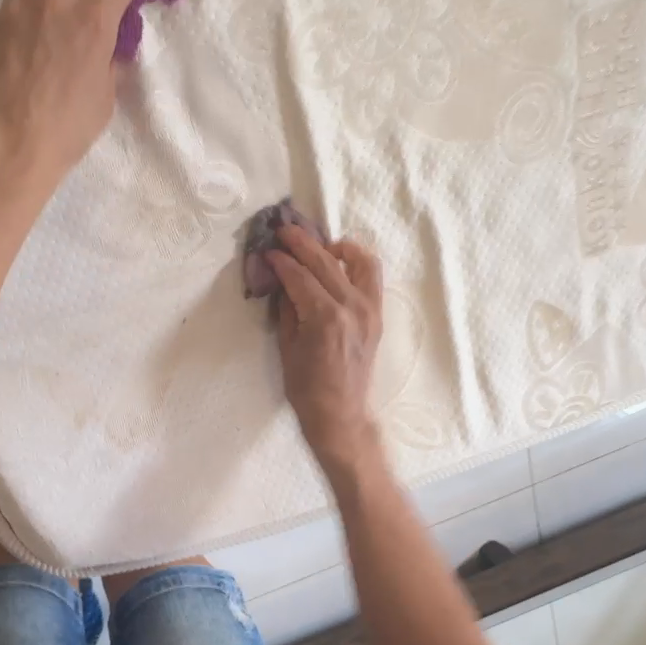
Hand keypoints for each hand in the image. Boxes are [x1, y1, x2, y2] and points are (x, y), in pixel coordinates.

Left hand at [0, 0, 135, 199]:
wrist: (11, 146)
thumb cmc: (67, 131)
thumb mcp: (104, 101)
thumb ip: (107, 64)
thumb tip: (109, 52)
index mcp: (92, 22)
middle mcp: (53, 2)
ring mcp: (15, 10)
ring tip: (37, 17)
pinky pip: (4, 11)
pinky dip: (13, 25)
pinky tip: (16, 56)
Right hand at [268, 226, 384, 472]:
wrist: (340, 413)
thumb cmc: (306, 388)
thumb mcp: (287, 347)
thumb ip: (287, 308)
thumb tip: (282, 280)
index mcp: (324, 318)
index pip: (300, 276)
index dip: (281, 260)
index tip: (268, 250)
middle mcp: (351, 307)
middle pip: (325, 262)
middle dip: (302, 243)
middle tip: (283, 230)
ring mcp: (369, 309)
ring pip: (357, 260)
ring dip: (335, 246)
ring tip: (317, 243)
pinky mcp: (377, 314)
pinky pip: (371, 276)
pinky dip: (356, 261)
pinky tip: (339, 260)